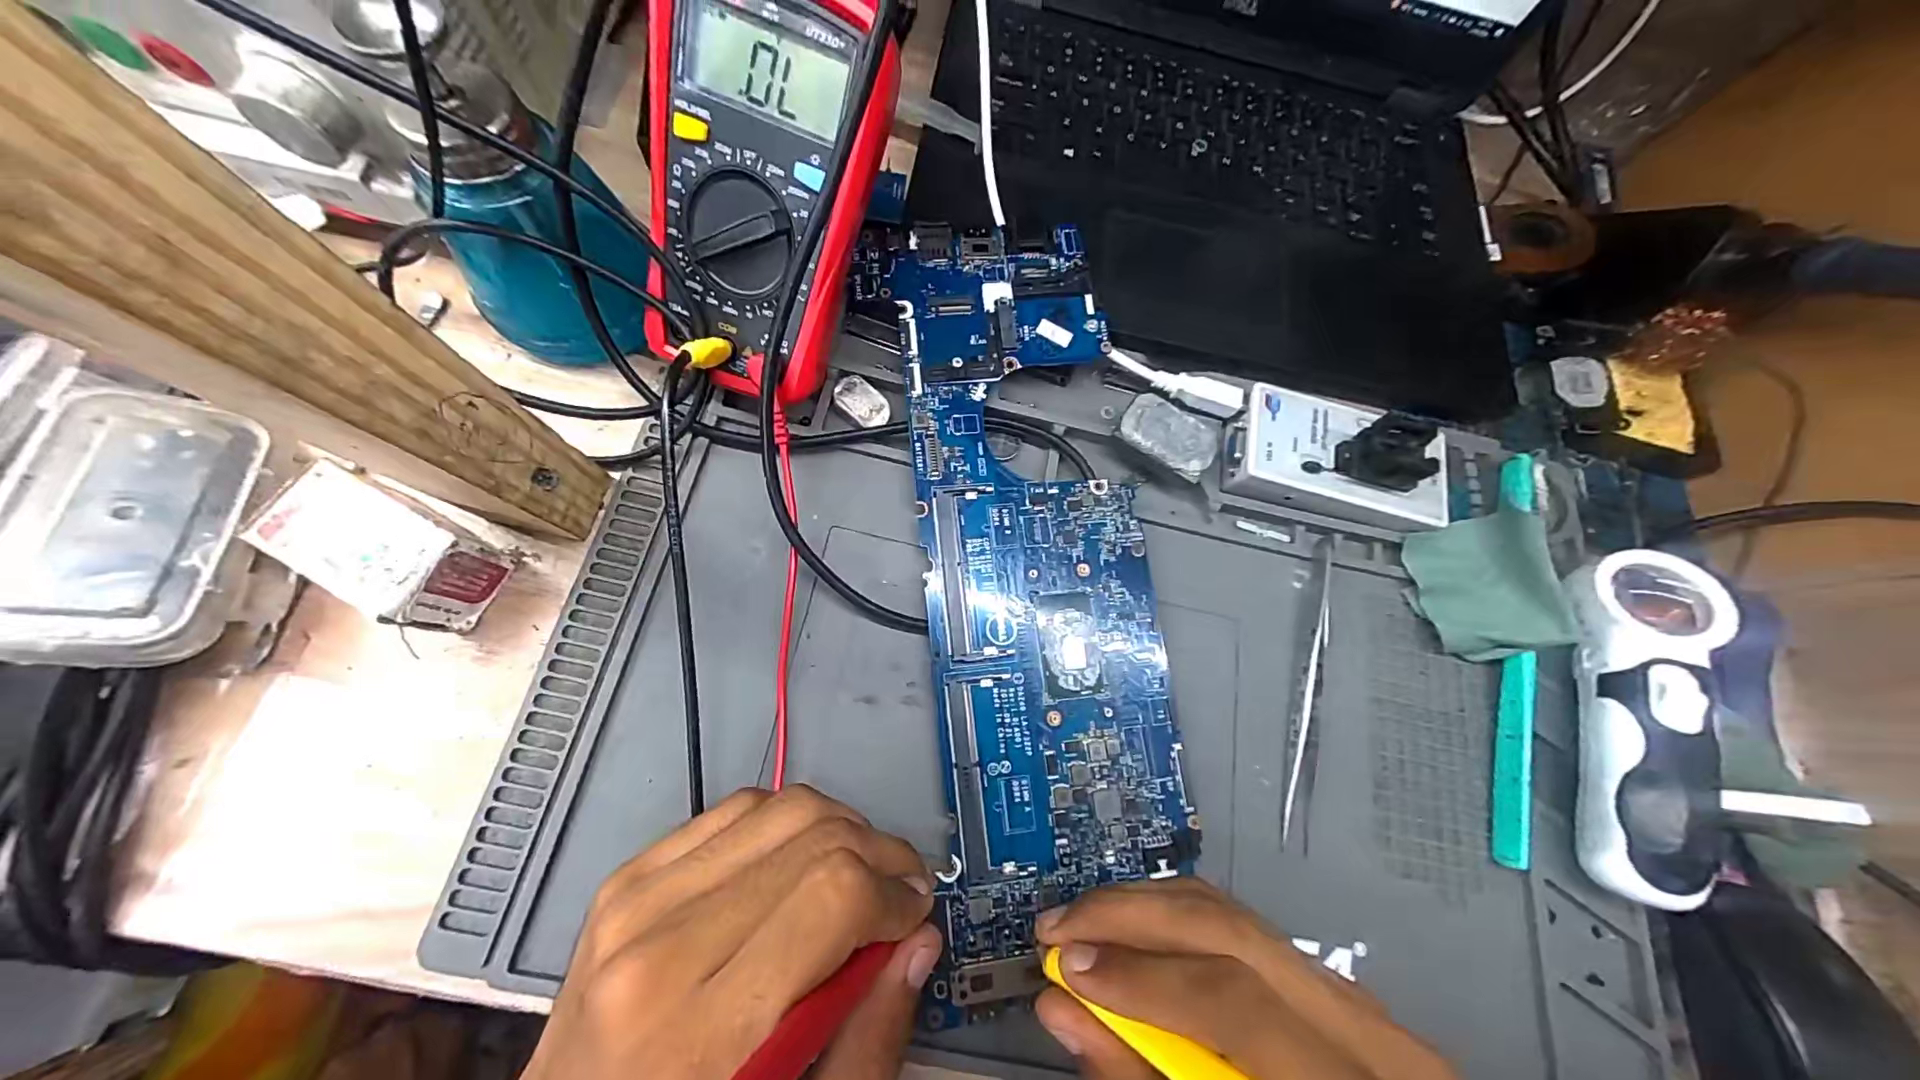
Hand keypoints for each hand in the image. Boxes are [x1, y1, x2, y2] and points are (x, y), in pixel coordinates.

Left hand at [522, 786, 944, 1079]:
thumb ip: (870, 1040)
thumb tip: (920, 937)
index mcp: (702, 1026)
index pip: (830, 893)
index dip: (892, 893)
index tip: (914, 915)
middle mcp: (660, 942)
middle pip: (810, 836)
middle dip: (879, 854)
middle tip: (899, 891)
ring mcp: (634, 899)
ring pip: (776, 808)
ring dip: (837, 828)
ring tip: (855, 872)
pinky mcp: (625, 878)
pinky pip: (732, 811)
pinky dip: (783, 823)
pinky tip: (797, 860)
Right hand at [1032, 879, 1456, 1079]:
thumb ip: (1134, 1074)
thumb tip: (1060, 1004)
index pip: (1234, 998)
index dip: (1142, 978)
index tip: (1065, 967)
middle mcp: (1362, 1025)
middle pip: (1228, 929)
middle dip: (1130, 916)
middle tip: (1056, 926)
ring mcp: (1348, 993)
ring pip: (1231, 911)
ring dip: (1143, 907)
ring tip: (1080, 922)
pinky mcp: (1323, 979)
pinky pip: (1238, 924)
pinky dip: (1173, 917)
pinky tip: (1130, 928)